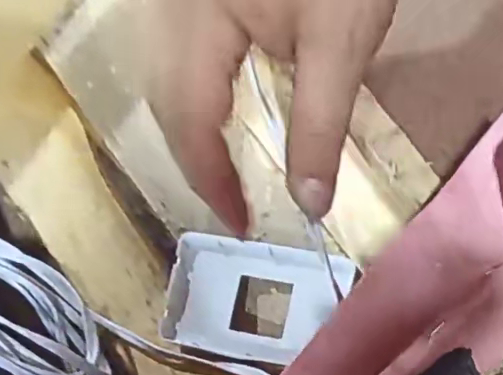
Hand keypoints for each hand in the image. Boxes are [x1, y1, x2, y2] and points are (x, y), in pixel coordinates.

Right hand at [145, 0, 398, 233]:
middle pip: (163, 94)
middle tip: (232, 202)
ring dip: (194, 125)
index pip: (186, 119)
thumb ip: (319, 129)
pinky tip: (225, 108)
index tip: (241, 225)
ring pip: (165, 67)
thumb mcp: (339, 45)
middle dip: (196, 157)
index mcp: (192, 13)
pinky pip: (180, 42)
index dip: (210, 181)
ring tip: (226, 168)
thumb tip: (309, 205)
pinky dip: (201, 88)